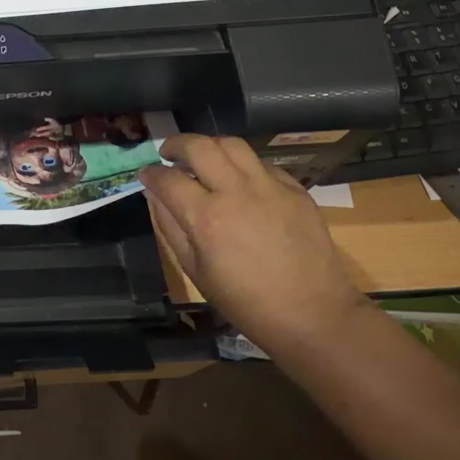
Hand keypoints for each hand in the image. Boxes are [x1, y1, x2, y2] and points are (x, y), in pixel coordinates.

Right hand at [140, 134, 368, 353]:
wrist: (313, 315)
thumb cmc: (245, 302)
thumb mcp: (195, 271)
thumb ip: (170, 226)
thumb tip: (154, 195)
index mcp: (206, 218)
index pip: (167, 178)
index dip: (150, 173)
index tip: (146, 175)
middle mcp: (236, 193)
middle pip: (199, 146)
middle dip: (176, 144)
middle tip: (170, 154)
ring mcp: (270, 188)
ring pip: (233, 145)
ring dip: (211, 146)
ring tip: (204, 159)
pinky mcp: (296, 190)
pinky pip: (262, 164)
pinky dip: (244, 166)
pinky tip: (241, 183)